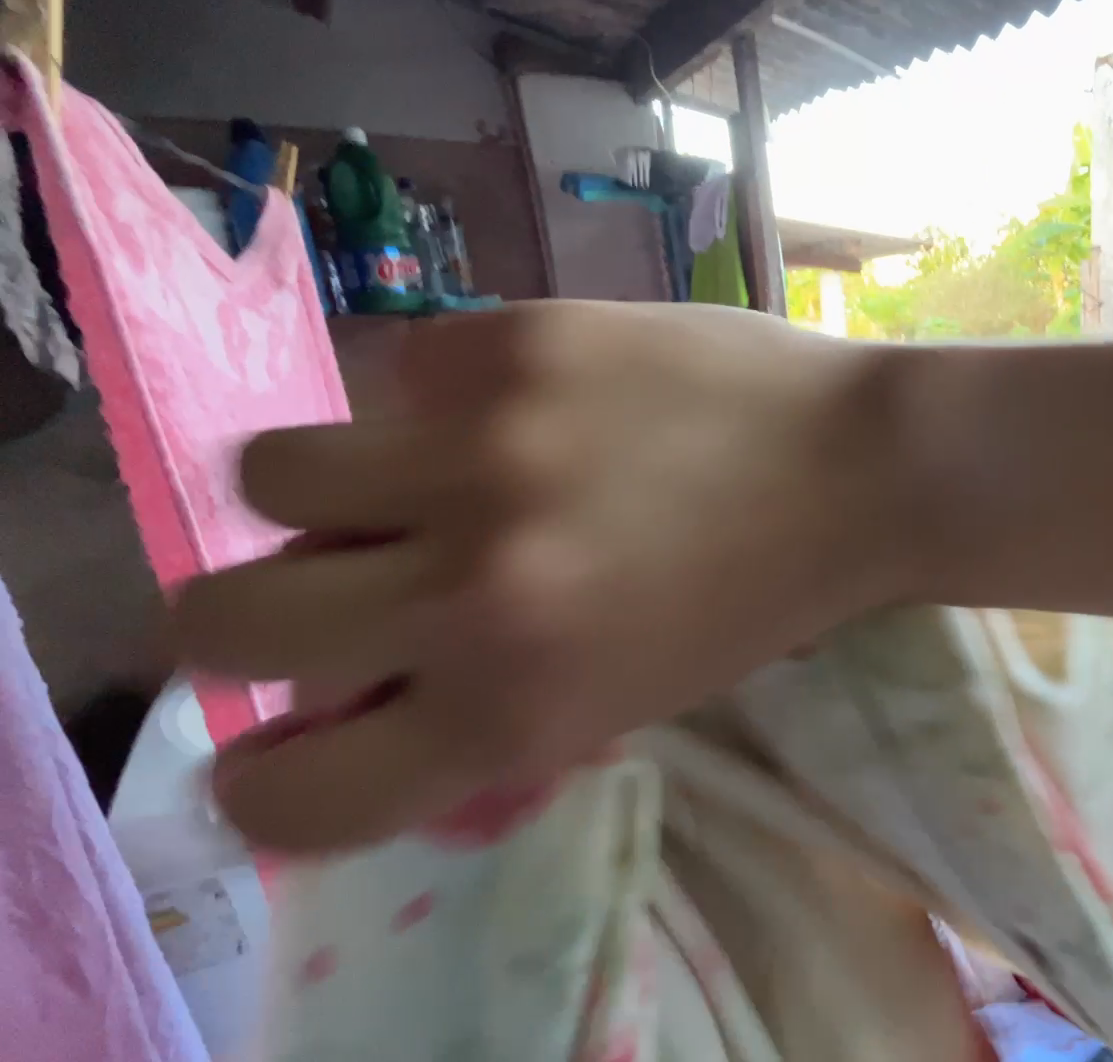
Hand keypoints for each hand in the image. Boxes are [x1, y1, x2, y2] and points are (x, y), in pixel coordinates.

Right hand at [175, 301, 913, 853]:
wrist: (871, 468)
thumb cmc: (771, 592)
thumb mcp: (635, 690)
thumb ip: (493, 703)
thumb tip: (359, 697)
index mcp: (517, 707)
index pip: (284, 797)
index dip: (281, 768)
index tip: (319, 720)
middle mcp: (473, 587)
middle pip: (217, 622)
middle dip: (275, 613)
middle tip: (357, 578)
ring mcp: (483, 449)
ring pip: (271, 475)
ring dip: (341, 488)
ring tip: (446, 473)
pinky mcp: (514, 340)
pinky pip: (400, 370)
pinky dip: (443, 397)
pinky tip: (542, 401)